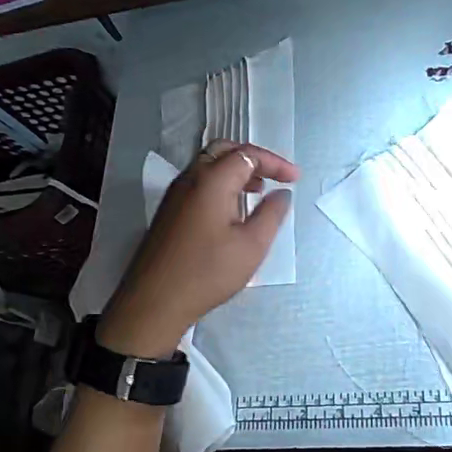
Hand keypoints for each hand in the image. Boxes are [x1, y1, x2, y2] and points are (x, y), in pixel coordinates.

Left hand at [98, 141, 298, 357]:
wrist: (155, 300)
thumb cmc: (209, 272)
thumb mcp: (252, 245)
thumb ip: (271, 214)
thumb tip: (281, 193)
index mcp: (212, 181)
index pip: (247, 155)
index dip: (275, 162)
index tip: (296, 178)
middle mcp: (190, 179)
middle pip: (224, 151)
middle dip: (254, 159)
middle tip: (276, 176)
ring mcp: (175, 194)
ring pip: (208, 165)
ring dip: (236, 171)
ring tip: (259, 191)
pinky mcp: (169, 211)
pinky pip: (199, 183)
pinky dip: (222, 184)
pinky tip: (233, 209)